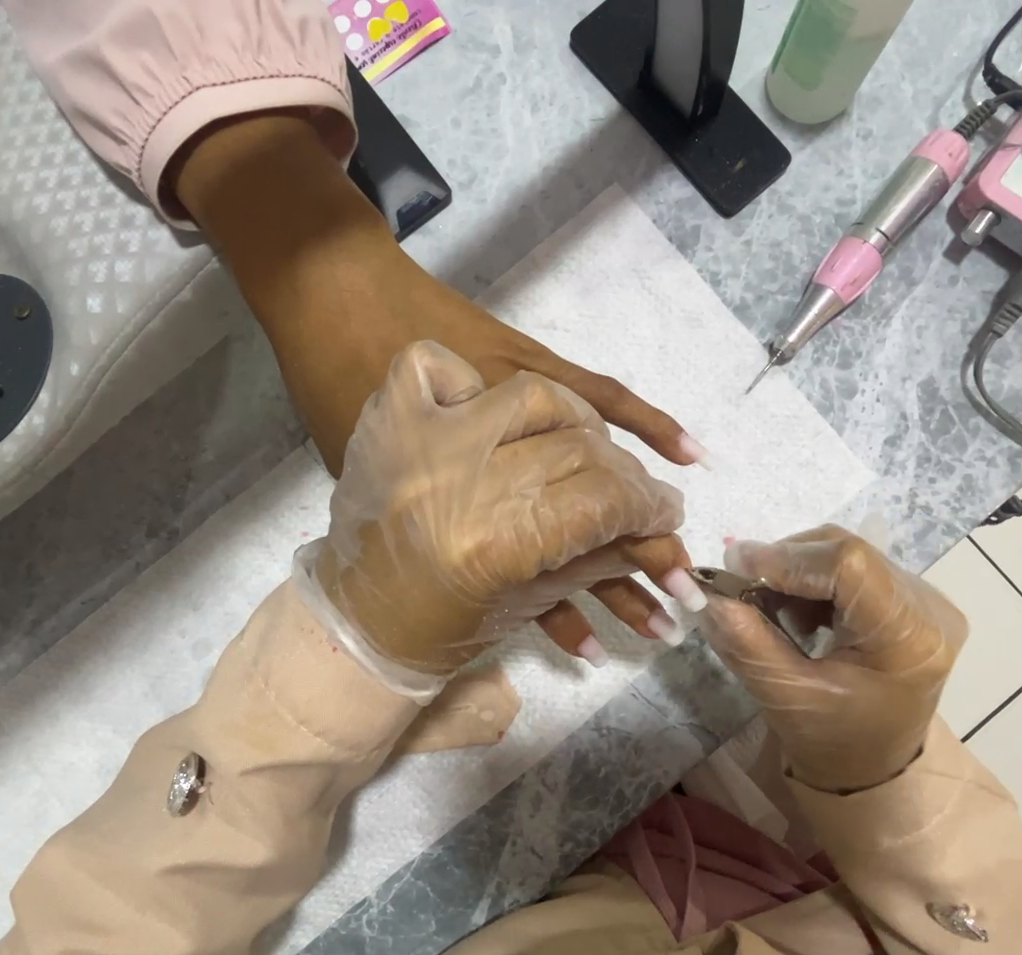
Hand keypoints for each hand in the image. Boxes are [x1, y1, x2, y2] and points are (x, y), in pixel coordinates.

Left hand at [174, 112, 708, 659]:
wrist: (332, 304)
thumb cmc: (334, 406)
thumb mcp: (397, 492)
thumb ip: (445, 516)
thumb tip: (560, 570)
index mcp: (455, 513)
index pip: (569, 535)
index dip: (626, 561)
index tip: (659, 583)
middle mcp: (491, 461)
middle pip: (586, 499)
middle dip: (640, 540)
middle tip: (674, 575)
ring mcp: (515, 404)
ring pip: (593, 455)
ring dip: (636, 498)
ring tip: (671, 536)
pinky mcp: (527, 360)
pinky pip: (594, 394)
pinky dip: (645, 424)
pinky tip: (689, 455)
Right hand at [700, 526, 967, 792]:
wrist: (872, 770)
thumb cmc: (832, 741)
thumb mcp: (782, 694)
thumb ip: (745, 640)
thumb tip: (705, 590)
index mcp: (908, 638)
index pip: (849, 565)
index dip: (785, 558)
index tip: (732, 569)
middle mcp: (929, 608)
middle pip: (847, 551)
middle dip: (784, 563)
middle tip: (739, 590)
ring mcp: (924, 600)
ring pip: (846, 552)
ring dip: (794, 570)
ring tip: (766, 606)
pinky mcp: (909, 599)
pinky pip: (852, 567)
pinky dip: (810, 580)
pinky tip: (794, 612)